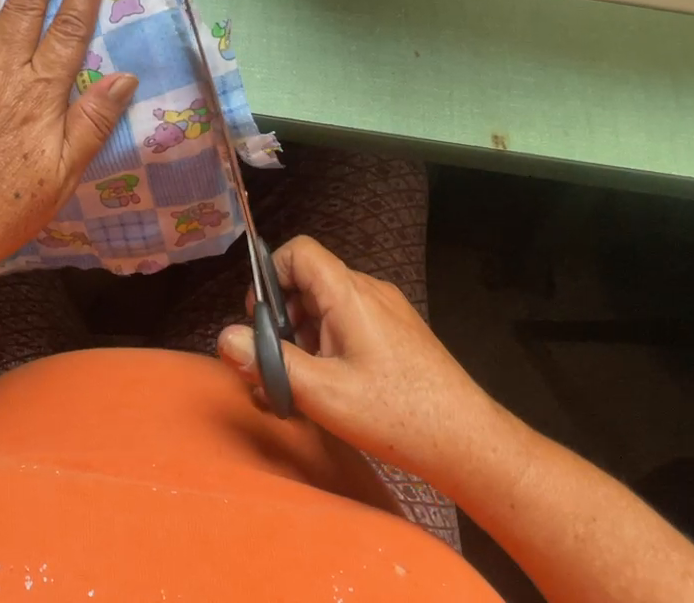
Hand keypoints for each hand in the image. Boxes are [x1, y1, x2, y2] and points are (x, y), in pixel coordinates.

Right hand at [216, 236, 500, 475]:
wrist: (469, 442)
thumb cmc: (395, 414)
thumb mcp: (323, 393)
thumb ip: (271, 362)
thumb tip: (224, 337)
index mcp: (349, 294)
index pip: (299, 251)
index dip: (271, 275)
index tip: (262, 319)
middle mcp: (369, 291)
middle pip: (309, 281)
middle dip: (284, 317)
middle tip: (279, 361)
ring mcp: (387, 310)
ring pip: (327, 304)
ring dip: (305, 335)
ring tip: (305, 381)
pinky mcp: (398, 331)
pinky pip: (349, 321)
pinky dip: (329, 343)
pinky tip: (333, 384)